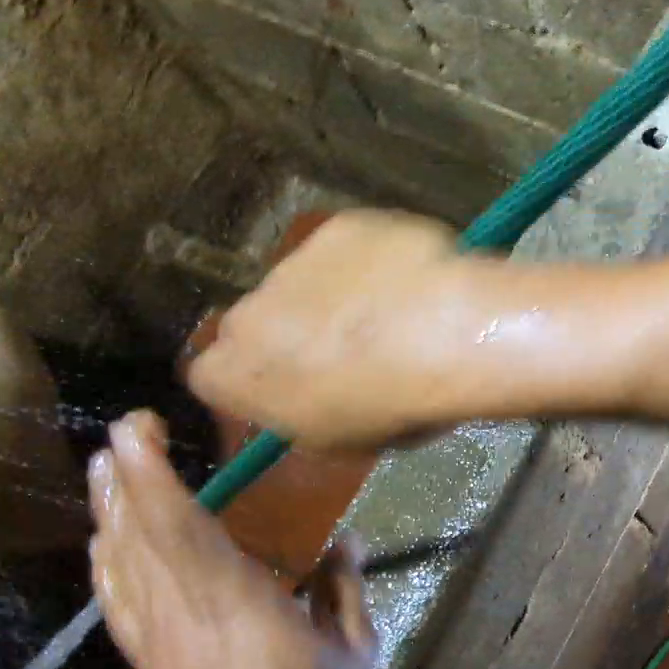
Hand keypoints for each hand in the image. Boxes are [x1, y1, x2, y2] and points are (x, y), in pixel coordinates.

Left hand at [87, 411, 374, 668]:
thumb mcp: (354, 649)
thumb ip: (345, 589)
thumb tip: (346, 538)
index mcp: (236, 600)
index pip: (182, 524)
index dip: (153, 473)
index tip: (138, 428)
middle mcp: (183, 610)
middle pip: (141, 532)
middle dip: (125, 477)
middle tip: (123, 430)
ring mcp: (156, 636)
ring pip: (122, 560)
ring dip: (111, 509)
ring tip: (102, 468)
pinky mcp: (148, 659)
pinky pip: (118, 596)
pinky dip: (108, 558)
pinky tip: (105, 541)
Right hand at [185, 210, 488, 448]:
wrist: (446, 337)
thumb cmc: (394, 407)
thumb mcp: (341, 442)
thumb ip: (305, 418)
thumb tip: (314, 405)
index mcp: (228, 374)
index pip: (222, 376)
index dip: (269, 380)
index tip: (311, 388)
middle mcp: (245, 310)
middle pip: (268, 320)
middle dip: (306, 330)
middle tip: (365, 349)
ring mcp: (294, 259)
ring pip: (316, 279)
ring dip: (348, 293)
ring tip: (404, 314)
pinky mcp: (342, 226)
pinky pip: (360, 247)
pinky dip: (384, 260)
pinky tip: (420, 281)